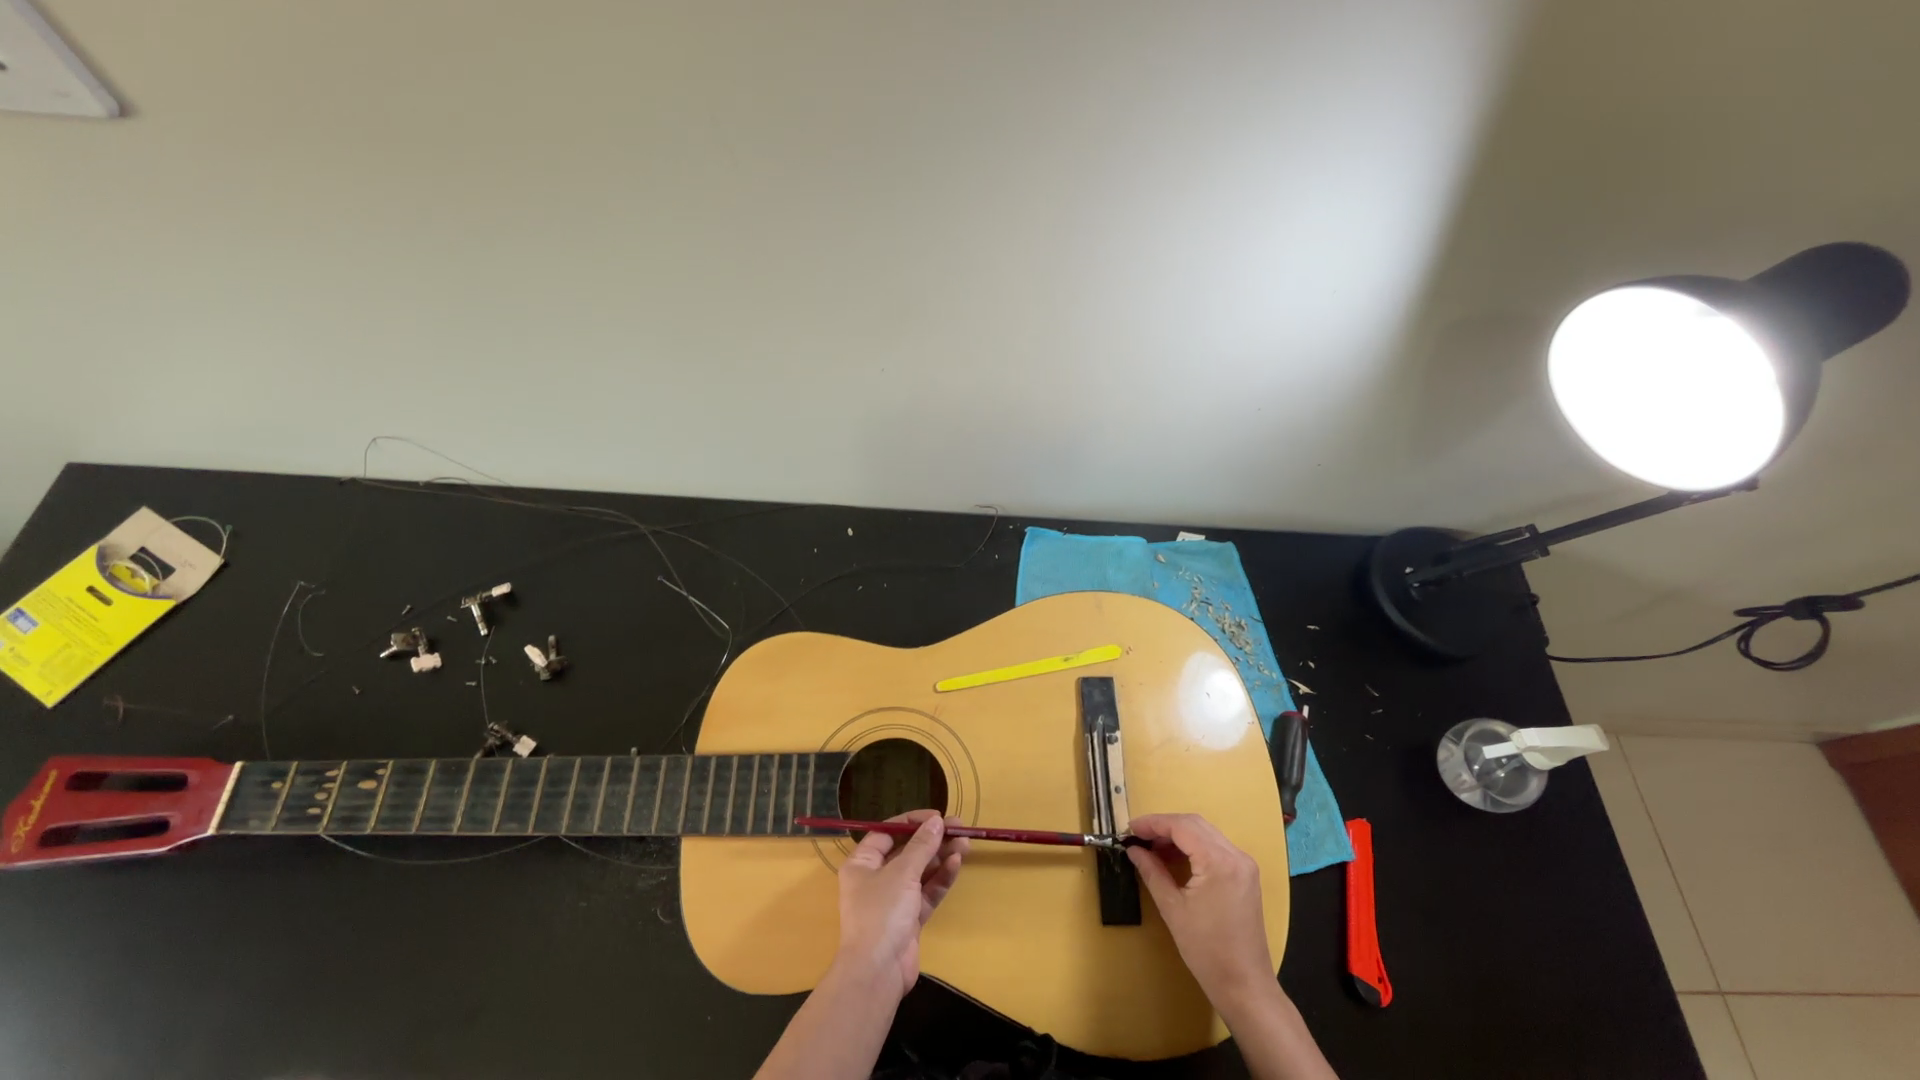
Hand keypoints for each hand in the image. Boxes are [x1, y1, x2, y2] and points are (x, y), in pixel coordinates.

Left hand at [834, 810, 968, 999]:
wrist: (878, 970)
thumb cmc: (882, 913)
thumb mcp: (902, 873)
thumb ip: (921, 846)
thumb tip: (936, 822)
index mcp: (862, 863)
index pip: (887, 832)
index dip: (911, 822)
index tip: (936, 816)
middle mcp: (876, 878)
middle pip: (907, 851)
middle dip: (933, 840)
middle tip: (959, 828)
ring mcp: (894, 899)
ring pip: (921, 871)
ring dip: (941, 857)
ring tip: (965, 843)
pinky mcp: (910, 918)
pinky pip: (927, 892)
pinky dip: (941, 878)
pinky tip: (957, 864)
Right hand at [1128, 813, 1275, 1008]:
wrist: (1243, 983)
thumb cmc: (1205, 949)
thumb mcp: (1172, 908)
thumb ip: (1152, 872)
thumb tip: (1134, 850)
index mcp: (1219, 861)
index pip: (1182, 826)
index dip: (1153, 823)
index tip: (1129, 829)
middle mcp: (1236, 855)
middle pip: (1195, 824)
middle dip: (1164, 826)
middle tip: (1138, 838)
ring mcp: (1244, 864)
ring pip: (1206, 833)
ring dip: (1179, 835)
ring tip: (1151, 848)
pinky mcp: (1246, 875)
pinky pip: (1216, 847)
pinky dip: (1193, 846)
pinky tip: (1174, 857)